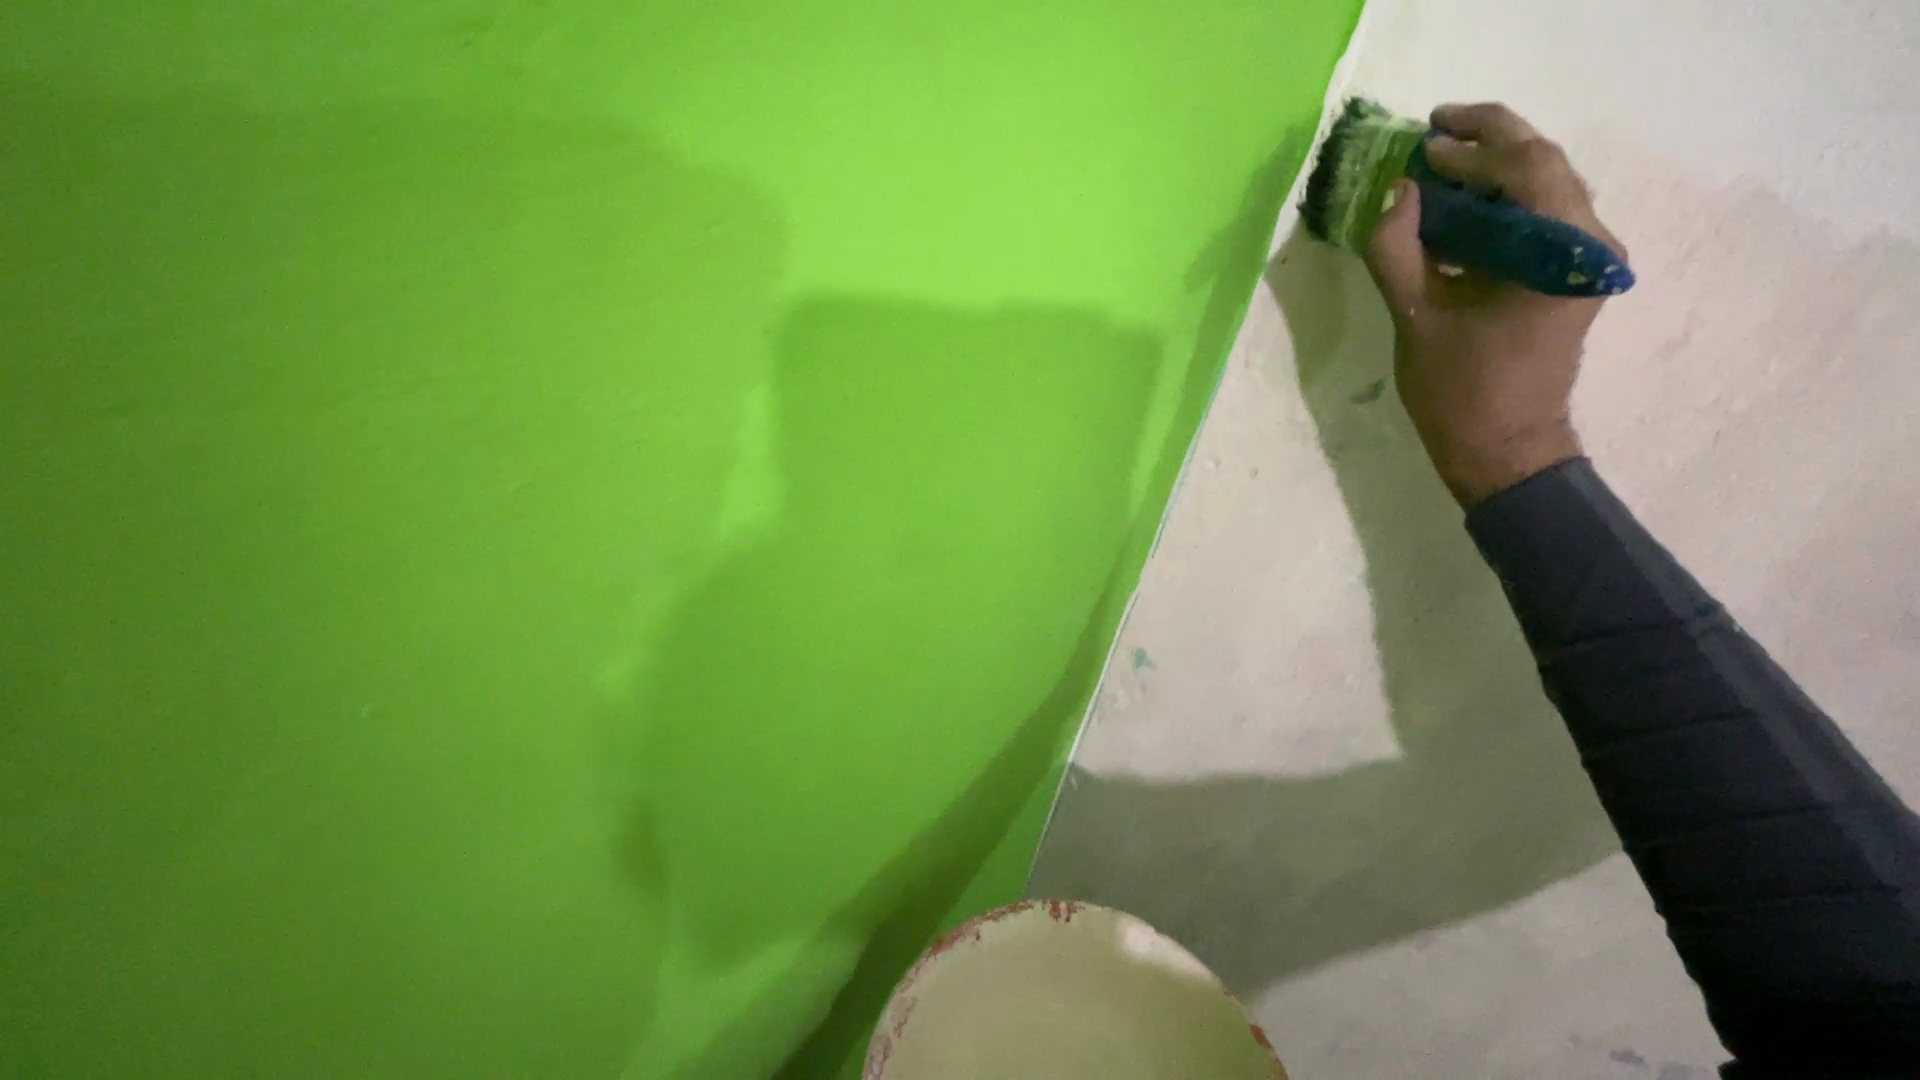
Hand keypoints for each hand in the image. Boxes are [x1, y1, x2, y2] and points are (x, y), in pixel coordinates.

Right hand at [1363, 102, 1628, 507]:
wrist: (1503, 449)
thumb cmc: (1460, 393)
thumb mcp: (1416, 321)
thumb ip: (1398, 253)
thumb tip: (1394, 194)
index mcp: (1563, 254)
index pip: (1529, 169)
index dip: (1474, 148)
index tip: (1422, 144)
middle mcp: (1588, 245)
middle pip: (1544, 168)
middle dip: (1488, 144)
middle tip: (1432, 133)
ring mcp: (1581, 261)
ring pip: (1542, 191)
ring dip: (1491, 172)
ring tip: (1436, 166)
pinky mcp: (1565, 277)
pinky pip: (1535, 221)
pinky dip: (1496, 206)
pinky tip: (1454, 208)